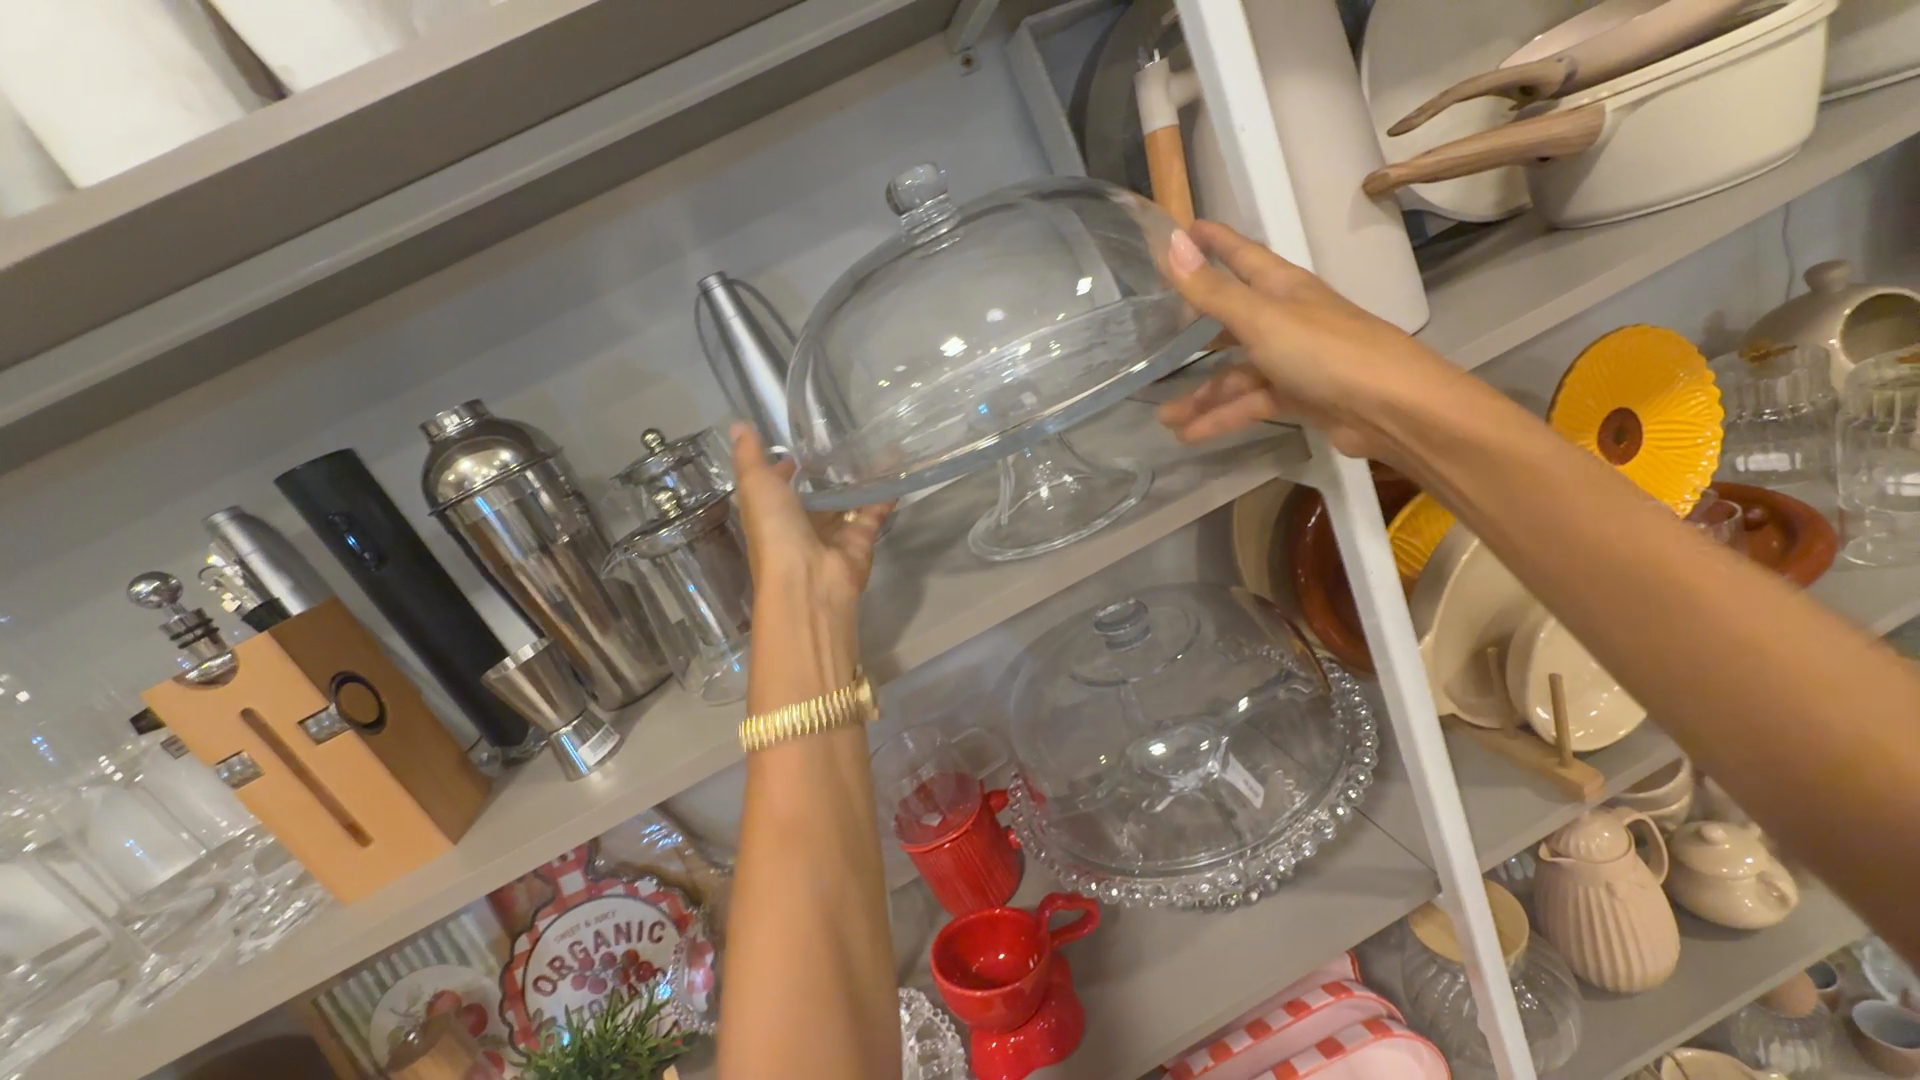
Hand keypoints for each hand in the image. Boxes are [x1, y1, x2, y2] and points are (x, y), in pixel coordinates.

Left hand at [730, 425, 890, 706]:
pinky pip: (874, 514)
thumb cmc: (775, 531)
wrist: (807, 580)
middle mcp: (800, 527)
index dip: (784, 469)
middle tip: (845, 441)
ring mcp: (832, 537)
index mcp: (771, 515)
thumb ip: (750, 456)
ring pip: (847, 504)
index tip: (799, 448)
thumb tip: (738, 424)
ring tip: (876, 447)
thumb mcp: (755, 486)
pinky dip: (885, 495)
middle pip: (815, 498)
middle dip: (828, 475)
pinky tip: (898, 469)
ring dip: (859, 481)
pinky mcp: (860, 543)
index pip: (777, 488)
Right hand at [1156, 220, 1457, 461]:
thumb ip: (1213, 289)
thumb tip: (1171, 243)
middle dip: (1193, 332)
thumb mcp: (1261, 318)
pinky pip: (1250, 403)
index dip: (1213, 242)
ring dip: (1202, 395)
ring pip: (1236, 373)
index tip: (1181, 231)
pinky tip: (1191, 434)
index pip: (1241, 255)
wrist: (1389, 407)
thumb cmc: (1325, 351)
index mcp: (1281, 288)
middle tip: (1154, 339)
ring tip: (1166, 417)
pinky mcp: (1299, 396)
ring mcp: (1293, 359)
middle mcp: (1286, 318)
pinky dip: (1223, 417)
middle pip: (1231, 320)